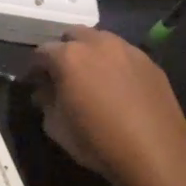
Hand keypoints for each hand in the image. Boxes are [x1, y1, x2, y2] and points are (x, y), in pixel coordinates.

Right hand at [31, 28, 185, 185]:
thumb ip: (46, 101)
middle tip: (59, 76)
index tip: (32, 84)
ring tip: (88, 79)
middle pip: (73, 35)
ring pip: (101, 40)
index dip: (33, 68)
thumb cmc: (95, 139)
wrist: (153, 150)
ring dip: (89, 54)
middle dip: (62, 51)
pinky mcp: (149, 62)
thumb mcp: (55, 126)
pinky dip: (111, 63)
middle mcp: (99, 44)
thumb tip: (45, 91)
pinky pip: (123, 54)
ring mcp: (128, 50)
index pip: (42, 52)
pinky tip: (113, 87)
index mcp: (69, 57)